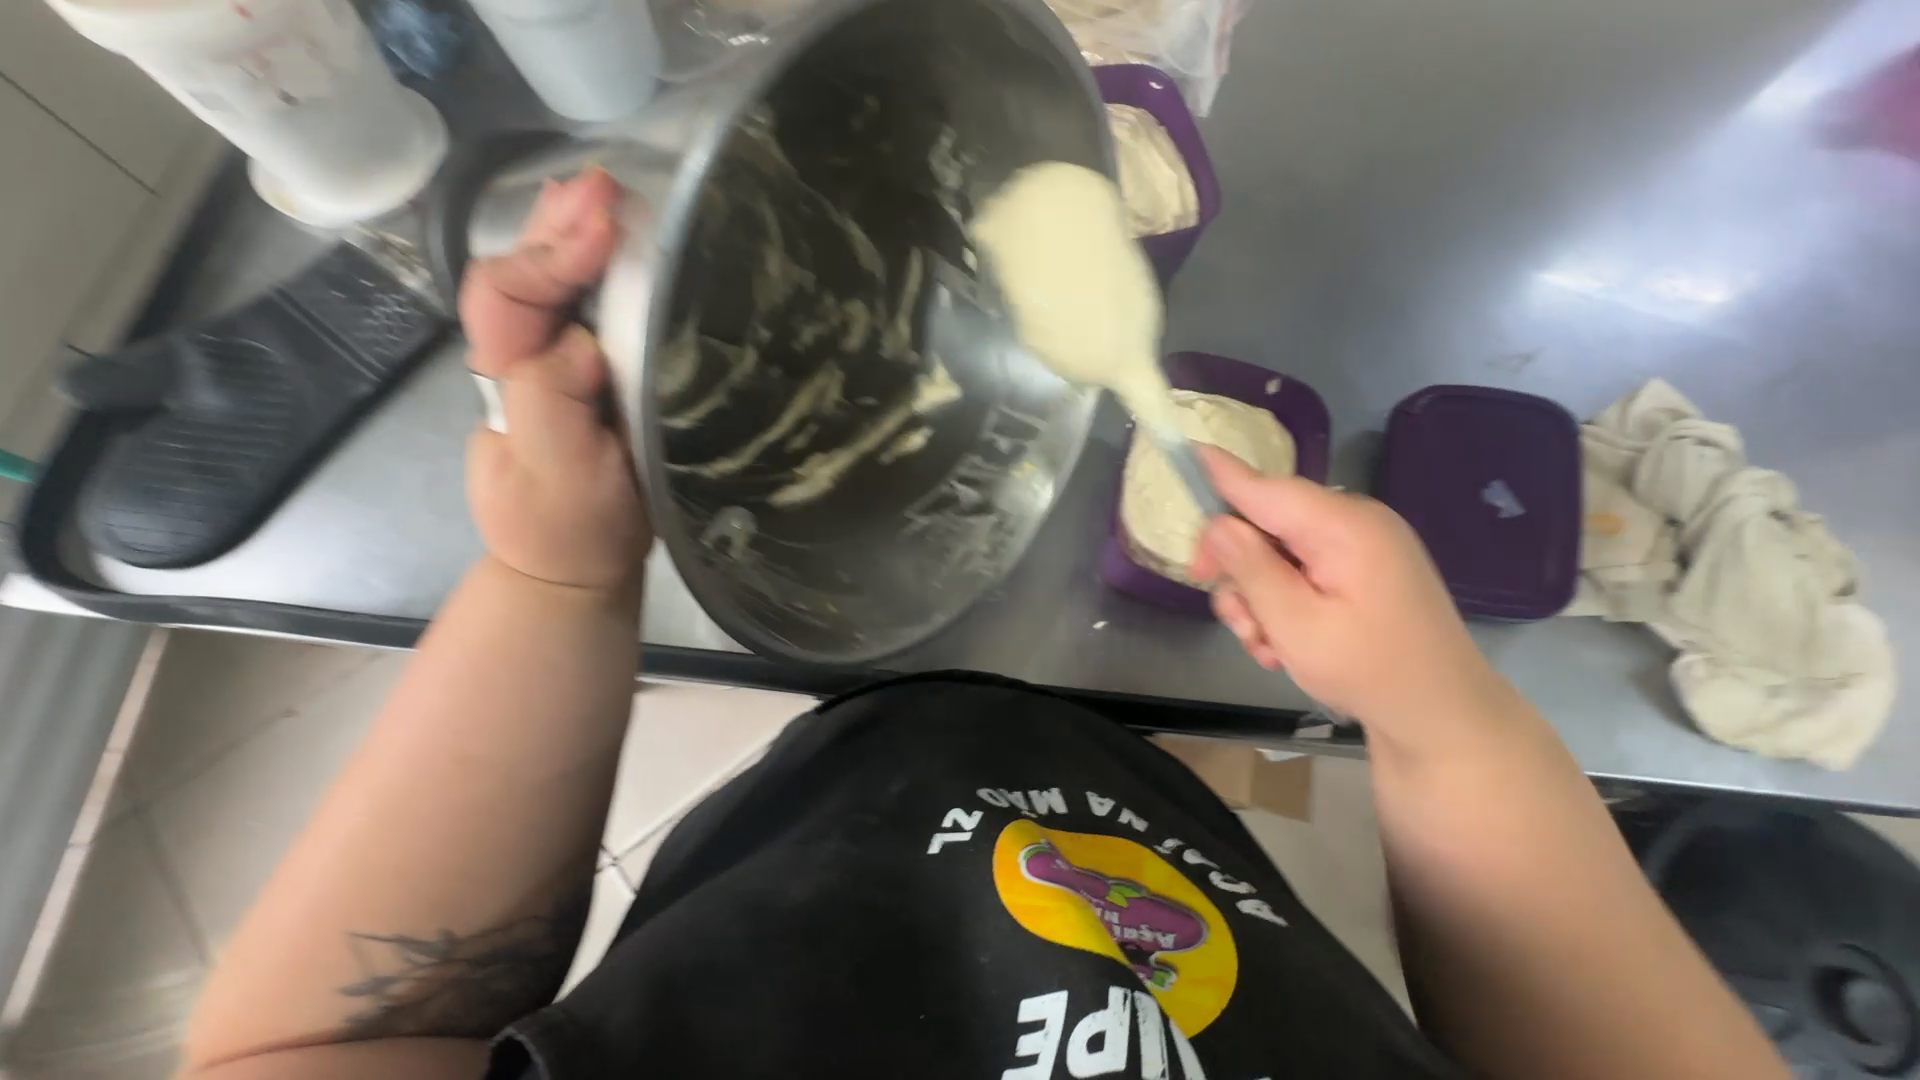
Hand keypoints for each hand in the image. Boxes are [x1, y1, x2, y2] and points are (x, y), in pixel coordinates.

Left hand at [460, 167, 651, 593]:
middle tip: (603, 186)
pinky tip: (617, 247)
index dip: (551, 256)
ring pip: (547, 288)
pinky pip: (581, 314)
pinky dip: (597, 269)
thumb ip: (552, 404)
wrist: (576, 568)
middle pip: (520, 276)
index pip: (509, 298)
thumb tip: (578, 342)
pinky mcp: (584, 382)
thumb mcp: (558, 478)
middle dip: (556, 224)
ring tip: (604, 195)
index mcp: (508, 383)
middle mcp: (521, 364)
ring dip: (571, 232)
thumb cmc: (571, 529)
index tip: (604, 225)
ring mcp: (551, 371)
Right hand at [1188, 447, 1509, 734]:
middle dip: (1238, 573)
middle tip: (1235, 622)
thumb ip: (1251, 570)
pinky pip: (1302, 572)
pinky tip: (1284, 646)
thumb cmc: (1370, 671)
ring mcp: (1360, 549)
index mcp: (1344, 527)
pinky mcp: (1361, 572)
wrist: (1443, 716)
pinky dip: (1282, 606)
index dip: (1221, 474)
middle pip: (1266, 526)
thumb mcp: (1297, 625)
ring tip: (1267, 647)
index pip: (1266, 488)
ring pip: (1276, 555)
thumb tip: (1217, 524)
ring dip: (1257, 600)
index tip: (1184, 450)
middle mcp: (1353, 525)